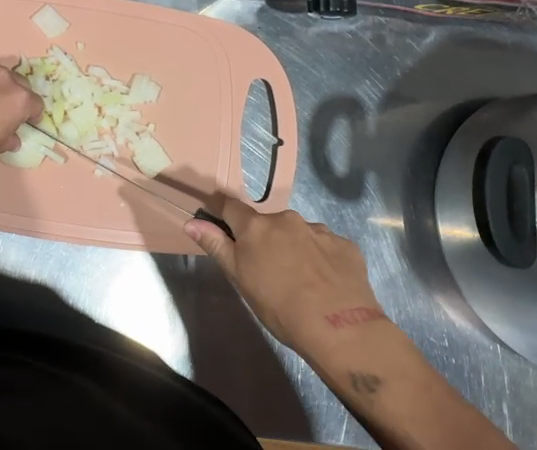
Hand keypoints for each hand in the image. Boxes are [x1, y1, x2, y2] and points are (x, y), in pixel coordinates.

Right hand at [185, 199, 389, 361]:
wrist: (341, 330)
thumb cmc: (280, 308)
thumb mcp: (241, 280)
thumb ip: (217, 246)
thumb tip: (191, 221)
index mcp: (256, 227)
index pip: (230, 206)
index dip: (223, 214)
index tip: (222, 225)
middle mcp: (287, 219)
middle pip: (268, 223)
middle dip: (266, 239)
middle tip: (270, 270)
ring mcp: (319, 230)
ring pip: (299, 234)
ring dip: (295, 248)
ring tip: (303, 281)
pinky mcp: (345, 245)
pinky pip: (326, 246)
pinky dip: (322, 258)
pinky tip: (326, 283)